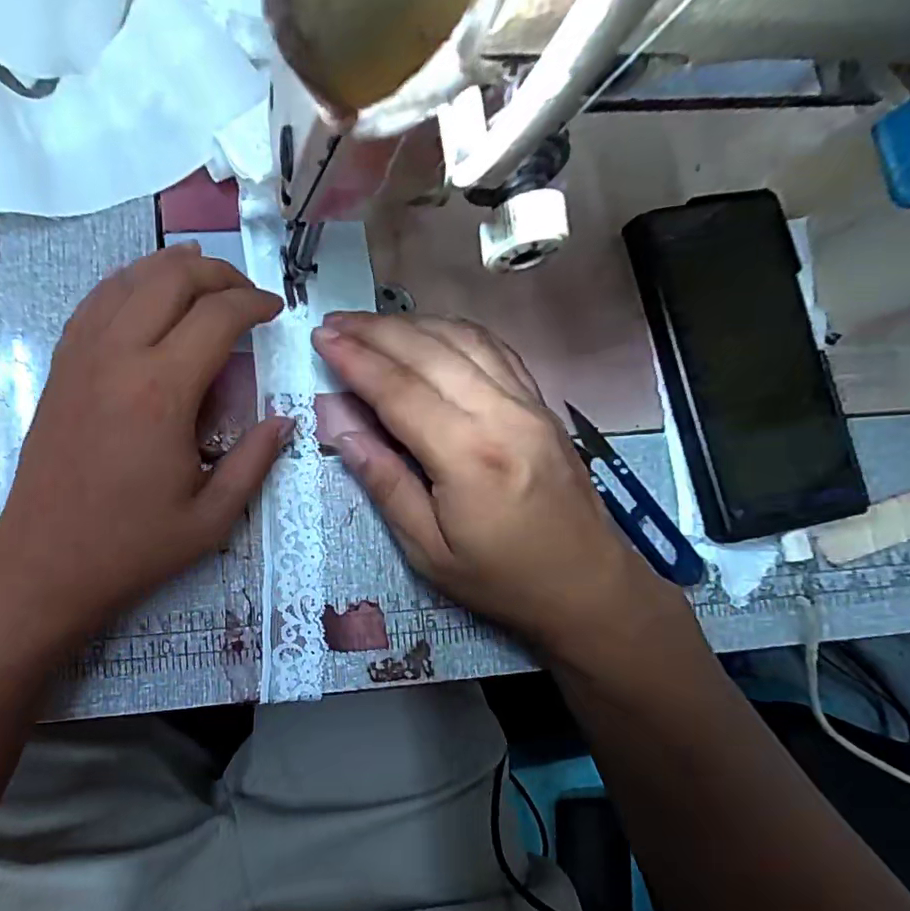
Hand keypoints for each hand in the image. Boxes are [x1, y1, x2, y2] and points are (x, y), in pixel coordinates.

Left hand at [0, 243, 287, 644]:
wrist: (45, 563)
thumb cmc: (131, 547)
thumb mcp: (210, 519)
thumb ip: (254, 462)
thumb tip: (284, 419)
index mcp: (162, 392)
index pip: (216, 316)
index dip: (253, 304)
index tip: (273, 312)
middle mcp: (118, 358)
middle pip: (171, 280)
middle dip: (217, 275)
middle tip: (243, 294)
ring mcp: (80, 358)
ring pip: (126, 280)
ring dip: (169, 269)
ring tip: (200, 275)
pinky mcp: (59, 370)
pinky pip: (93, 305)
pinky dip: (125, 286)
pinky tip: (142, 295)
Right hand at [312, 312, 693, 671]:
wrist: (588, 587)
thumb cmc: (501, 580)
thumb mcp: (428, 550)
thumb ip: (385, 483)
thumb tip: (342, 430)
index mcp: (468, 456)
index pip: (400, 390)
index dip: (356, 360)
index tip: (321, 339)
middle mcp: (502, 415)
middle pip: (430, 352)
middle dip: (375, 331)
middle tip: (334, 323)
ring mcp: (528, 405)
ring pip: (465, 341)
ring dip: (413, 324)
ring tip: (371, 324)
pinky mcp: (542, 406)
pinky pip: (496, 350)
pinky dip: (456, 331)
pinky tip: (430, 332)